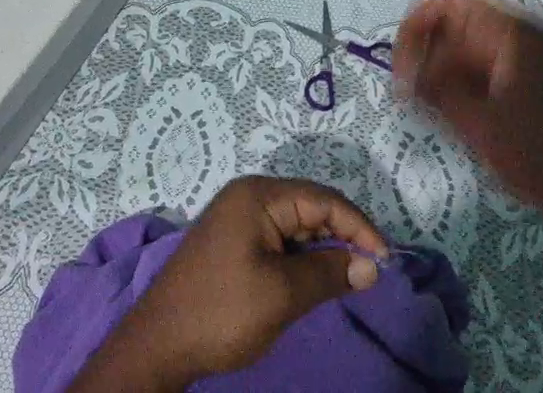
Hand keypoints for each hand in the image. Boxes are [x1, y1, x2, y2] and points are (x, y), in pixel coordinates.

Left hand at [77, 176, 387, 389]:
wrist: (157, 346)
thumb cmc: (222, 312)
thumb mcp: (282, 294)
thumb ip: (330, 273)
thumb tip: (372, 266)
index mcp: (258, 196)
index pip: (324, 199)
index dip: (359, 227)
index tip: (385, 260)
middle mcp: (248, 196)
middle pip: (311, 206)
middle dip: (343, 236)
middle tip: (370, 271)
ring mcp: (237, 218)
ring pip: (297, 224)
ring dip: (324, 248)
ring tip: (348, 276)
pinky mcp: (233, 241)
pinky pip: (279, 238)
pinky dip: (302, 256)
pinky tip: (315, 278)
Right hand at [394, 0, 542, 227]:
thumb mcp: (482, 126)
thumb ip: (439, 89)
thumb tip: (408, 69)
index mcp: (509, 33)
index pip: (446, 1)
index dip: (415, 28)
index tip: (402, 73)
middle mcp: (522, 34)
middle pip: (457, 22)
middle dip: (428, 54)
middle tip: (412, 99)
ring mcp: (533, 57)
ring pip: (472, 47)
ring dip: (445, 72)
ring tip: (432, 115)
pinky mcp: (539, 81)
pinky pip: (490, 66)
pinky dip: (467, 84)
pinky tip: (460, 120)